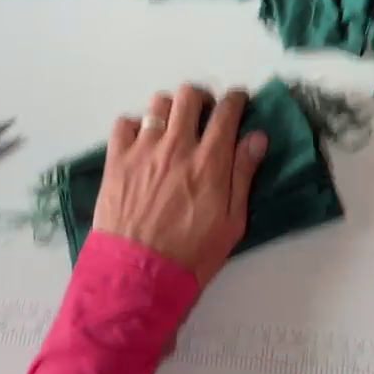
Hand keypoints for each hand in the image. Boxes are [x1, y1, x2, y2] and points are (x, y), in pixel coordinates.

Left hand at [93, 84, 268, 286]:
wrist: (137, 278)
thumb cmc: (192, 254)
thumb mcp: (232, 222)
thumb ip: (243, 175)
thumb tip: (256, 136)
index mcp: (208, 161)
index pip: (226, 110)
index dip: (236, 98)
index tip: (238, 101)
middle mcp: (176, 146)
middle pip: (190, 95)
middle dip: (202, 98)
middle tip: (205, 114)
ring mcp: (143, 150)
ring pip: (158, 103)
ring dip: (170, 109)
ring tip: (173, 127)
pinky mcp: (117, 159)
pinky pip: (125, 122)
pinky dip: (135, 126)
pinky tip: (142, 142)